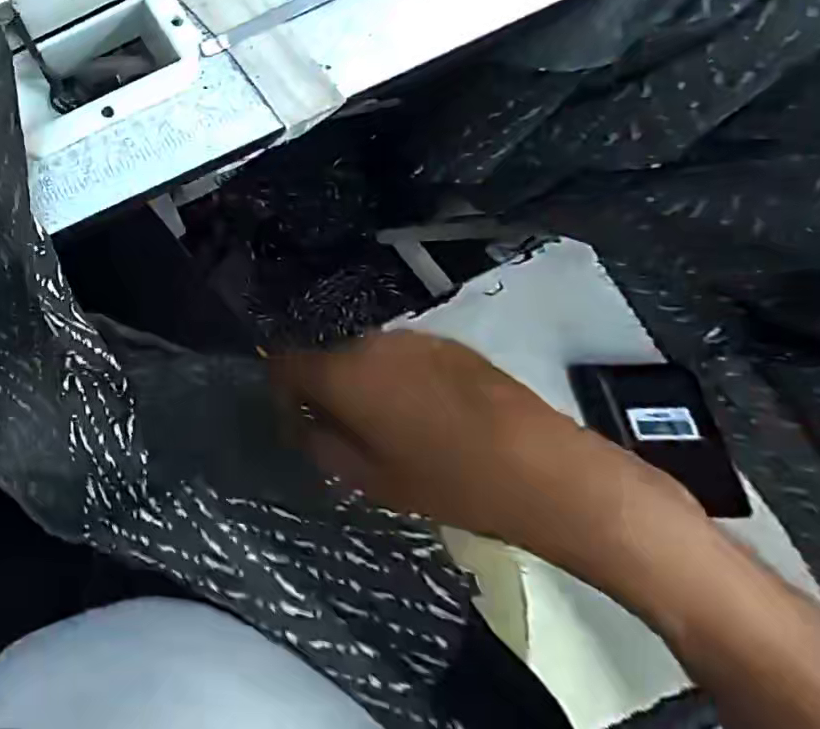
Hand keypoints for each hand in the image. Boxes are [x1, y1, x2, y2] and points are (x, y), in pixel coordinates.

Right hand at [273, 330, 705, 573]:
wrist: (542, 467)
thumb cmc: (447, 481)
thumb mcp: (370, 480)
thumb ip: (321, 445)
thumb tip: (303, 423)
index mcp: (344, 373)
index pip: (285, 363)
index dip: (278, 389)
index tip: (292, 419)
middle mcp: (371, 342)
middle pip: (328, 359)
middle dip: (326, 391)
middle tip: (344, 432)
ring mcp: (413, 337)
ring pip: (367, 357)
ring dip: (365, 384)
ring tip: (391, 425)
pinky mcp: (448, 342)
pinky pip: (403, 357)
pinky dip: (399, 379)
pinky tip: (429, 414)